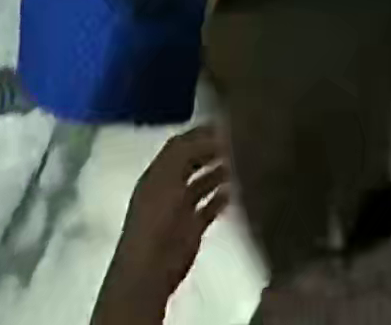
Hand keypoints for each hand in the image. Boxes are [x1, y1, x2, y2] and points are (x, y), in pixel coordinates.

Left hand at [94, 125, 231, 323]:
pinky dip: (222, 197)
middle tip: (235, 141)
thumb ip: (187, 150)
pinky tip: (235, 190)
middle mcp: (168, 187)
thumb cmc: (156, 215)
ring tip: (239, 163)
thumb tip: (212, 134)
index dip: (199, 133)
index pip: (179, 145)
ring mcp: (180, 208)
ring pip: (202, 183)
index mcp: (157, 173)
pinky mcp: (192, 227)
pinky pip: (210, 207)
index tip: (223, 124)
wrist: (151, 267)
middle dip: (211, 150)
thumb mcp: (168, 174)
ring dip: (219, 172)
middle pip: (192, 162)